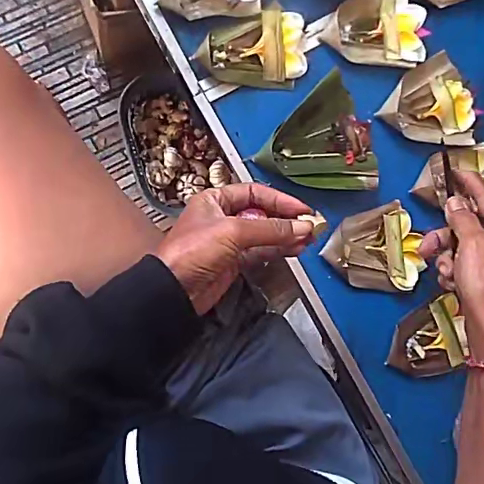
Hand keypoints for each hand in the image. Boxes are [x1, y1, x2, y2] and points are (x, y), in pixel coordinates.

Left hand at [155, 182, 316, 313]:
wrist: (174, 291)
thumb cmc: (188, 253)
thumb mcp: (233, 231)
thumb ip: (271, 228)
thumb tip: (300, 226)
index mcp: (215, 200)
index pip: (255, 193)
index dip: (280, 200)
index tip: (302, 210)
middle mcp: (222, 218)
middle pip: (262, 213)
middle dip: (287, 220)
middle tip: (309, 224)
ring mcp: (228, 241)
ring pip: (265, 234)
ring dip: (287, 236)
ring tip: (308, 238)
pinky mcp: (233, 262)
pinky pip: (262, 251)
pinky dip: (279, 250)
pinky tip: (294, 249)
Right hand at [419, 170, 483, 362]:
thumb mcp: (471, 243)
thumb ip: (461, 218)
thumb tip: (454, 202)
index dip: (469, 183)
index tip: (457, 172)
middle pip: (467, 224)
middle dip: (445, 235)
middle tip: (429, 245)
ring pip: (460, 247)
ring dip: (447, 257)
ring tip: (447, 273)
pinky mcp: (483, 280)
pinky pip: (461, 266)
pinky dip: (453, 273)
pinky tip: (452, 284)